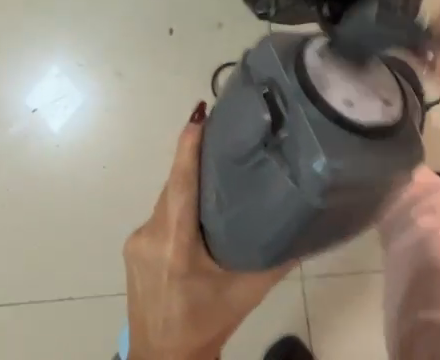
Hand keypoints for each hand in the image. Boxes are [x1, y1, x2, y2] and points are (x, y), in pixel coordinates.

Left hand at [124, 103, 290, 359]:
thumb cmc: (208, 324)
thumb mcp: (246, 293)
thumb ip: (275, 257)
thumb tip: (306, 225)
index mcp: (175, 244)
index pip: (180, 182)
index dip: (188, 146)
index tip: (199, 115)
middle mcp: (150, 235)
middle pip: (174, 186)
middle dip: (195, 161)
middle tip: (222, 135)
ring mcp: (137, 241)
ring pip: (166, 200)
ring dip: (188, 188)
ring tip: (216, 169)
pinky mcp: (133, 248)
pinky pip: (159, 216)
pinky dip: (177, 208)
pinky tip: (198, 211)